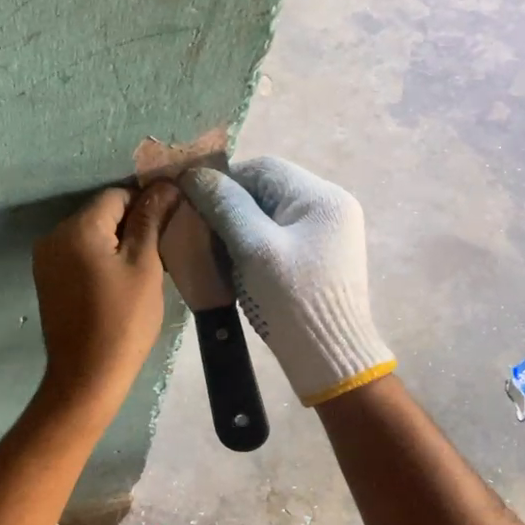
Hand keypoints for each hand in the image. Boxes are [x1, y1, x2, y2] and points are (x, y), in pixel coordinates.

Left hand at [32, 182, 181, 397]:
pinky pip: (77, 255)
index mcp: (77, 228)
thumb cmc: (123, 320)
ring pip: (89, 235)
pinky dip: (98, 260)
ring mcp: (45, 259)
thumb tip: (164, 185)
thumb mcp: (145, 266)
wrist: (86, 375)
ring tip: (141, 272)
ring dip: (116, 244)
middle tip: (159, 253)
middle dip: (130, 225)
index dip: (146, 206)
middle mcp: (53, 236)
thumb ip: (151, 220)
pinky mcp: (47, 280)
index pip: (117, 196)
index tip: (168, 228)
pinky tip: (117, 284)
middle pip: (100, 213)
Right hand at [179, 158, 393, 404]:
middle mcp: (330, 207)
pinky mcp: (320, 256)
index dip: (224, 182)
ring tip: (219, 254)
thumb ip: (225, 205)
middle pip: (265, 189)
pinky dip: (252, 245)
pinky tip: (239, 267)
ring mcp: (327, 233)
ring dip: (239, 228)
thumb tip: (194, 174)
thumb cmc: (292, 298)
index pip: (262, 168)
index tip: (195, 209)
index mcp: (321, 197)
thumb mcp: (253, 248)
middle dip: (230, 207)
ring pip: (268, 214)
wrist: (328, 356)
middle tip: (203, 235)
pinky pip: (277, 235)